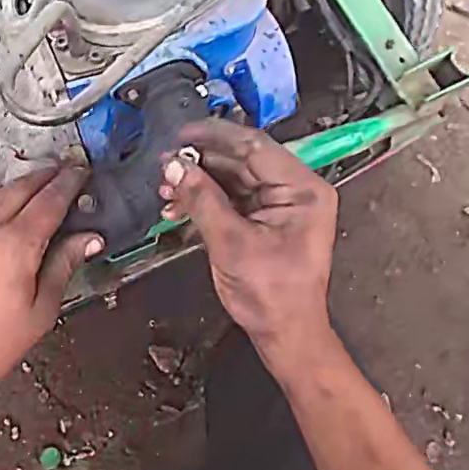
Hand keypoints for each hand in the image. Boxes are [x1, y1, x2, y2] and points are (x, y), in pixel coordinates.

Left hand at [0, 165, 102, 410]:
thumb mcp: (40, 311)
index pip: (50, 199)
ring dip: (21, 182)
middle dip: (49, 175)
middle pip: (23, 186)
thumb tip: (87, 240)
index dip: (70, 183)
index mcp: (15, 245)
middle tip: (68, 173)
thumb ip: (64, 266)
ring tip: (40, 183)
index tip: (82, 174)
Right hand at [160, 119, 340, 363]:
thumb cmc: (271, 295)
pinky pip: (231, 198)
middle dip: (201, 163)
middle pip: (241, 161)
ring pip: (232, 178)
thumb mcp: (231, 243)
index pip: (255, 147)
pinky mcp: (264, 219)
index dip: (214, 137)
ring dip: (198, 182)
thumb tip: (174, 166)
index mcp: (302, 190)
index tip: (181, 135)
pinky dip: (205, 200)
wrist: (285, 334)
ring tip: (166, 188)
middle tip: (166, 164)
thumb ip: (201, 199)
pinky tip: (177, 205)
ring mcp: (279, 204)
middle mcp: (295, 190)